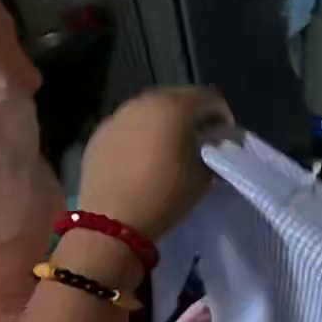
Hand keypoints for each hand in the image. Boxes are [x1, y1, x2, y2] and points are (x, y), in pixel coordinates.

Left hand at [76, 87, 232, 241]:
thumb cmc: (165, 196)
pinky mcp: (99, 134)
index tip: (223, 140)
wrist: (113, 222)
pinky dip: (140, 136)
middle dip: (192, 117)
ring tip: (168, 151)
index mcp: (175, 107)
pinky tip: (141, 161)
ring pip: (150, 111)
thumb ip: (212, 153)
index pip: (210, 99)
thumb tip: (210, 146)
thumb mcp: (203, 178)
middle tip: (198, 143)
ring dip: (164, 124)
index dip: (222, 117)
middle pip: (178, 99)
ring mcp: (117, 116)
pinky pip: (128, 127)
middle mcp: (144, 102)